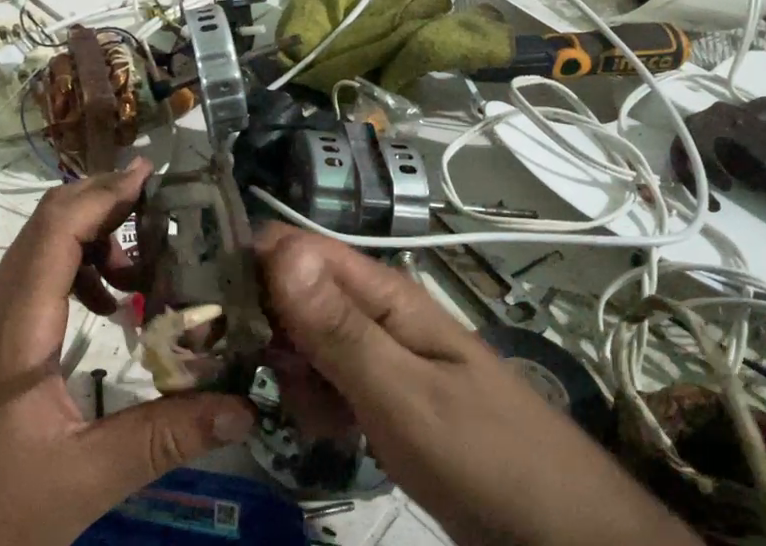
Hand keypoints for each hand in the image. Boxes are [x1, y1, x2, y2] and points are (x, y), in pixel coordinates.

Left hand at [0, 160, 255, 545]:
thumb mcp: (85, 476)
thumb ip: (163, 438)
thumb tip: (241, 409)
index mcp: (18, 325)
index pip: (57, 229)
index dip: (103, 193)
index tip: (151, 174)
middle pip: (46, 227)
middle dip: (103, 205)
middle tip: (163, 209)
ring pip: (40, 252)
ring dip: (90, 240)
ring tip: (145, 266)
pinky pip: (36, 284)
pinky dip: (76, 274)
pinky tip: (109, 310)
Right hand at [255, 225, 698, 545]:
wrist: (561, 532)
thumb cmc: (485, 454)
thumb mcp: (403, 393)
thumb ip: (337, 327)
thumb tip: (277, 248)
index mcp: (382, 293)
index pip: (294, 249)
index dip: (247, 266)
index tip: (205, 305)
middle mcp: (375, 313)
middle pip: (292, 294)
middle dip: (263, 328)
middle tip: (255, 375)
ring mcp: (380, 355)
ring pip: (304, 342)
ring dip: (290, 373)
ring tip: (310, 415)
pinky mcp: (382, 395)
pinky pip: (327, 382)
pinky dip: (316, 402)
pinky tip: (328, 431)